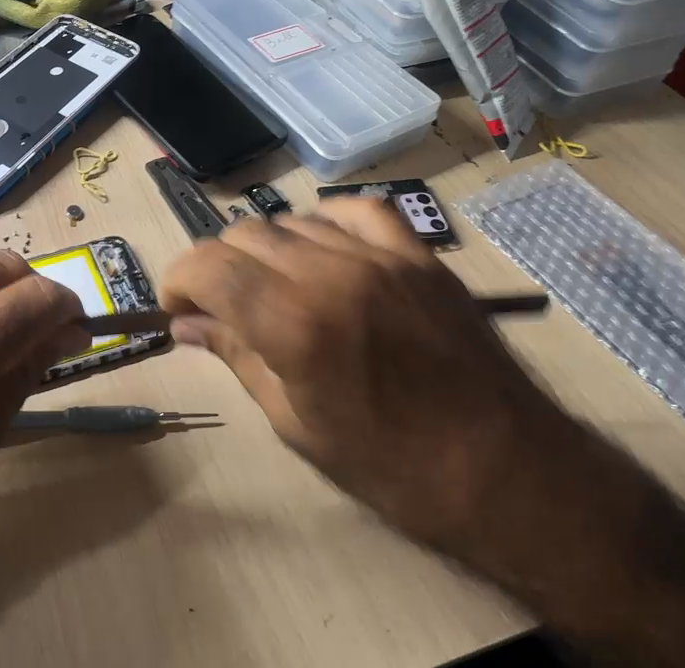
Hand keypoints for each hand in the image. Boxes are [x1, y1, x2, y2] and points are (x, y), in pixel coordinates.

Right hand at [160, 199, 575, 551]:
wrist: (506, 472)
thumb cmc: (390, 467)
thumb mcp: (296, 423)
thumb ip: (238, 357)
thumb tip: (187, 325)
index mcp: (294, 324)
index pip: (209, 266)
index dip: (178, 281)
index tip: (178, 309)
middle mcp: (331, 273)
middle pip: (244, 235)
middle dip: (218, 267)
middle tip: (222, 307)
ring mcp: (381, 257)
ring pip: (294, 220)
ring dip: (267, 249)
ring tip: (275, 286)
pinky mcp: (420, 255)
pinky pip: (359, 210)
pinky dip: (327, 221)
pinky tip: (323, 249)